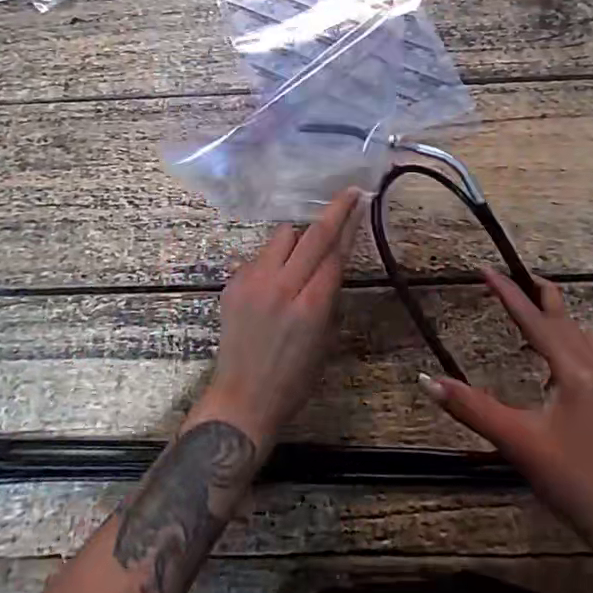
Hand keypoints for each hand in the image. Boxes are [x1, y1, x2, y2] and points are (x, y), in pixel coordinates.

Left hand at [198, 189, 363, 446]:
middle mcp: (282, 286)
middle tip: (348, 193)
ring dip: (298, 238)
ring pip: (283, 236)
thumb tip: (333, 260)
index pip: (336, 251)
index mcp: (312, 305)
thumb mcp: (325, 338)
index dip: (351, 224)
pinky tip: (273, 283)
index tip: (360, 202)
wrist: (242, 398)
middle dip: (335, 210)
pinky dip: (273, 260)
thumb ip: (329, 295)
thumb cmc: (294, 378)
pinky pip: (260, 256)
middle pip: (314, 234)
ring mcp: (253, 282)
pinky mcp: (233, 284)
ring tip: (300, 257)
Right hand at [420, 268, 592, 566]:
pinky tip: (563, 358)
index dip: (508, 293)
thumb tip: (425, 379)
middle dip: (538, 295)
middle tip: (515, 275)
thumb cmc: (573, 483)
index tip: (486, 268)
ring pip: (582, 337)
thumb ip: (472, 409)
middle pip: (565, 320)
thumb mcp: (519, 444)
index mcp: (575, 371)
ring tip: (536, 308)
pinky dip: (571, 341)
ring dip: (557, 317)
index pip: (534, 321)